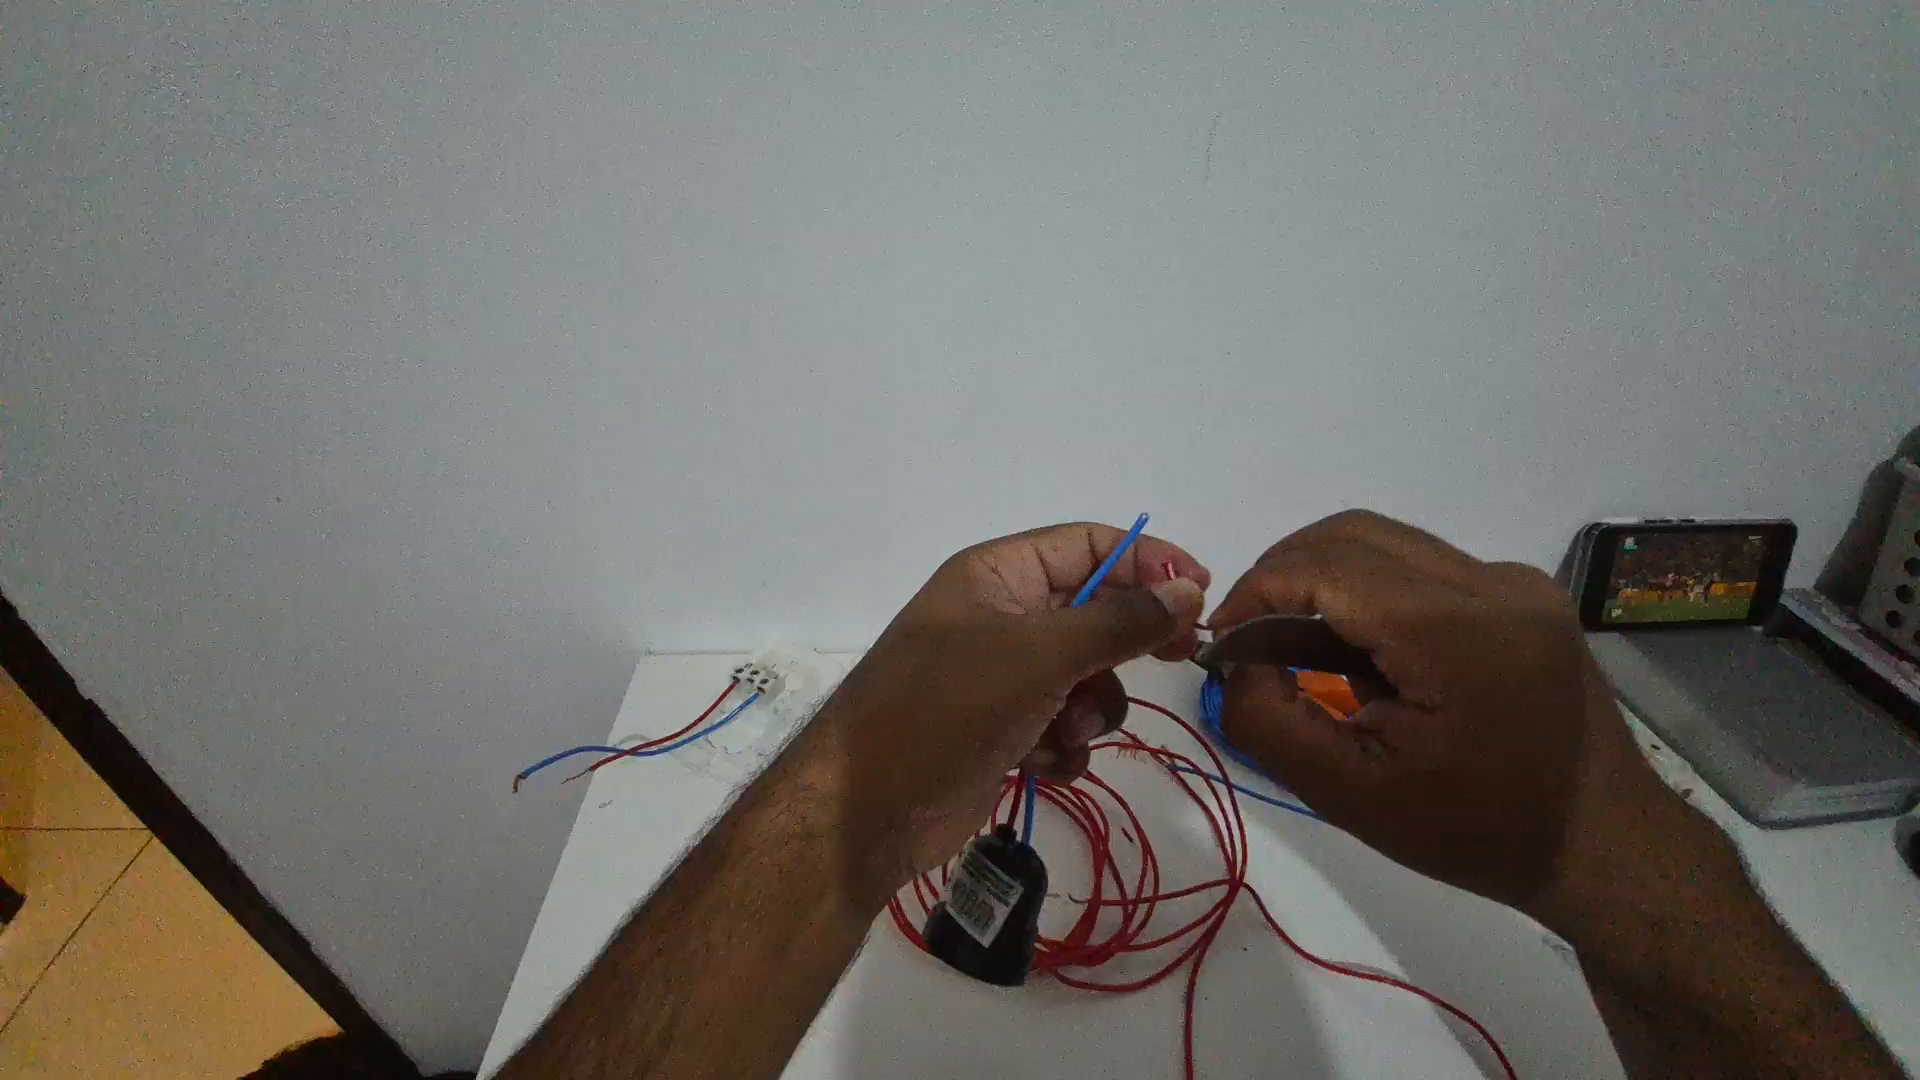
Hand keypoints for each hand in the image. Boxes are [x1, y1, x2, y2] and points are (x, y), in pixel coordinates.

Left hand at [797, 522, 1207, 908]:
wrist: (869, 809)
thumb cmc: (949, 708)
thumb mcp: (1039, 655)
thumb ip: (1119, 620)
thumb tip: (1186, 587)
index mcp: (998, 574)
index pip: (1088, 545)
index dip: (1147, 561)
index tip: (1201, 591)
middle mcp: (1001, 615)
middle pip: (1093, 610)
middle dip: (1126, 642)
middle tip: (1181, 656)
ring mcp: (1002, 674)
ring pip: (1085, 674)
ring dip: (1090, 706)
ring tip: (1066, 730)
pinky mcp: (1003, 726)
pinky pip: (1063, 722)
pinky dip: (1062, 744)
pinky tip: (1039, 762)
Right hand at [1209, 510, 1687, 913]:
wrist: (1605, 847)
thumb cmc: (1472, 830)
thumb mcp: (1346, 793)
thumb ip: (1266, 719)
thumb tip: (1235, 657)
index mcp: (1455, 634)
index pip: (1325, 567)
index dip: (1256, 588)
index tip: (1221, 634)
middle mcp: (1492, 585)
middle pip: (1349, 535)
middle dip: (1280, 572)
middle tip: (1246, 629)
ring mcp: (1513, 582)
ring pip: (1380, 540)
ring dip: (1319, 576)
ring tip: (1295, 638)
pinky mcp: (1519, 590)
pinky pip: (1414, 561)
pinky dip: (1361, 587)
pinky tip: (1359, 646)